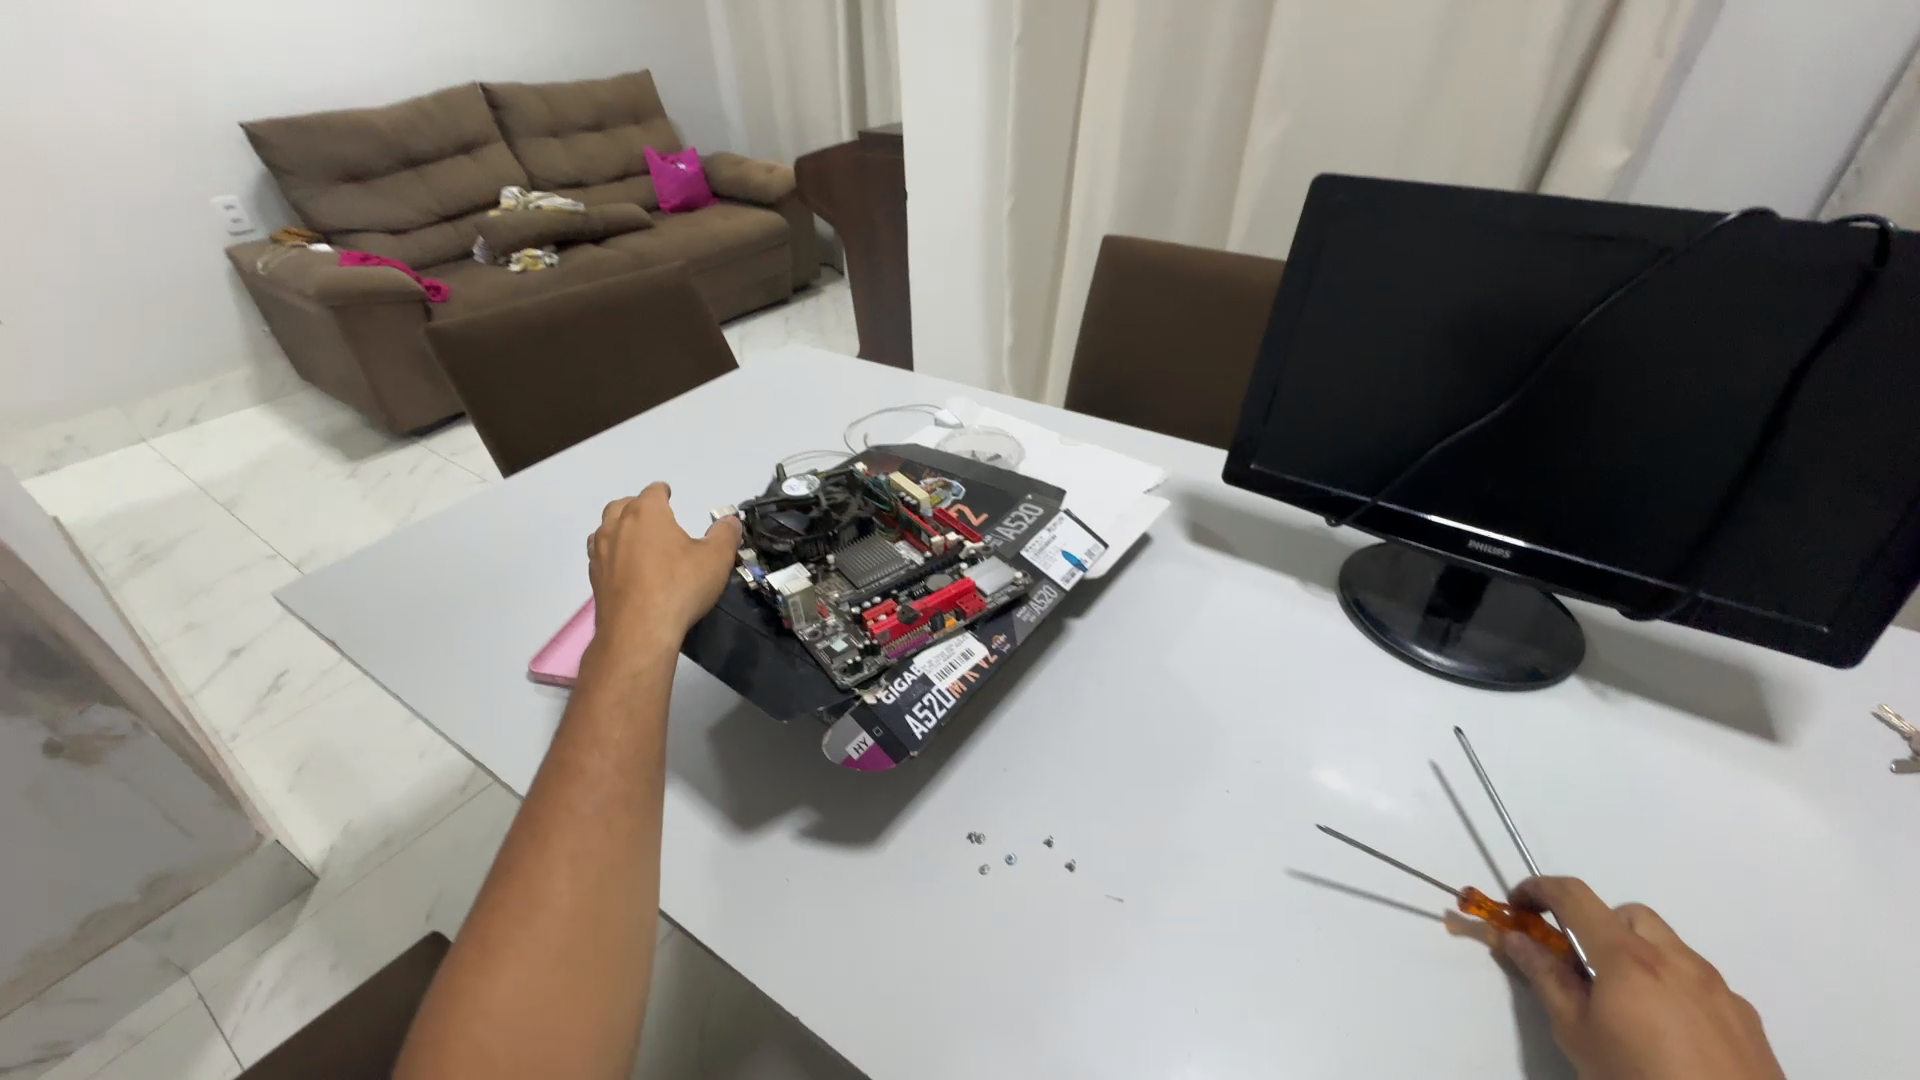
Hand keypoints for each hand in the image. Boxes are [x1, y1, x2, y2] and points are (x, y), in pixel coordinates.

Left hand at [586, 482, 741, 655]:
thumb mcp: (716, 558)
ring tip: (637, 540)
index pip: (653, 491)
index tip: (669, 495)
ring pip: (605, 528)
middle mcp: (617, 526)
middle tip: (654, 518)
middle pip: (622, 505)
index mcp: (646, 513)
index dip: (663, 492)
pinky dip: (613, 554)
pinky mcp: (594, 577)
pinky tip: (626, 568)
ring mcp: (601, 552)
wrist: (639, 630)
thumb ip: (725, 534)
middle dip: (637, 506)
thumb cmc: (680, 586)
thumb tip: (730, 520)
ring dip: (619, 528)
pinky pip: (600, 555)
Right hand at [1500, 876, 1785, 1079]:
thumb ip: (1545, 977)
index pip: (1574, 895)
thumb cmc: (1637, 1078)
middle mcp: (1677, 960)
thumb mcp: (1576, 1032)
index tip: (1519, 906)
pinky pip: (1702, 983)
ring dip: (1639, 956)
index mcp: (1627, 957)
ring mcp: (1720, 989)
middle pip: (1628, 914)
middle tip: (1582, 966)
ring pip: (1669, 947)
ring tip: (1628, 1006)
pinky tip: (1672, 1034)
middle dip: (1596, 925)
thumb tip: (1515, 938)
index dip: (1538, 889)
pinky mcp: (1748, 1020)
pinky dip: (1675, 988)